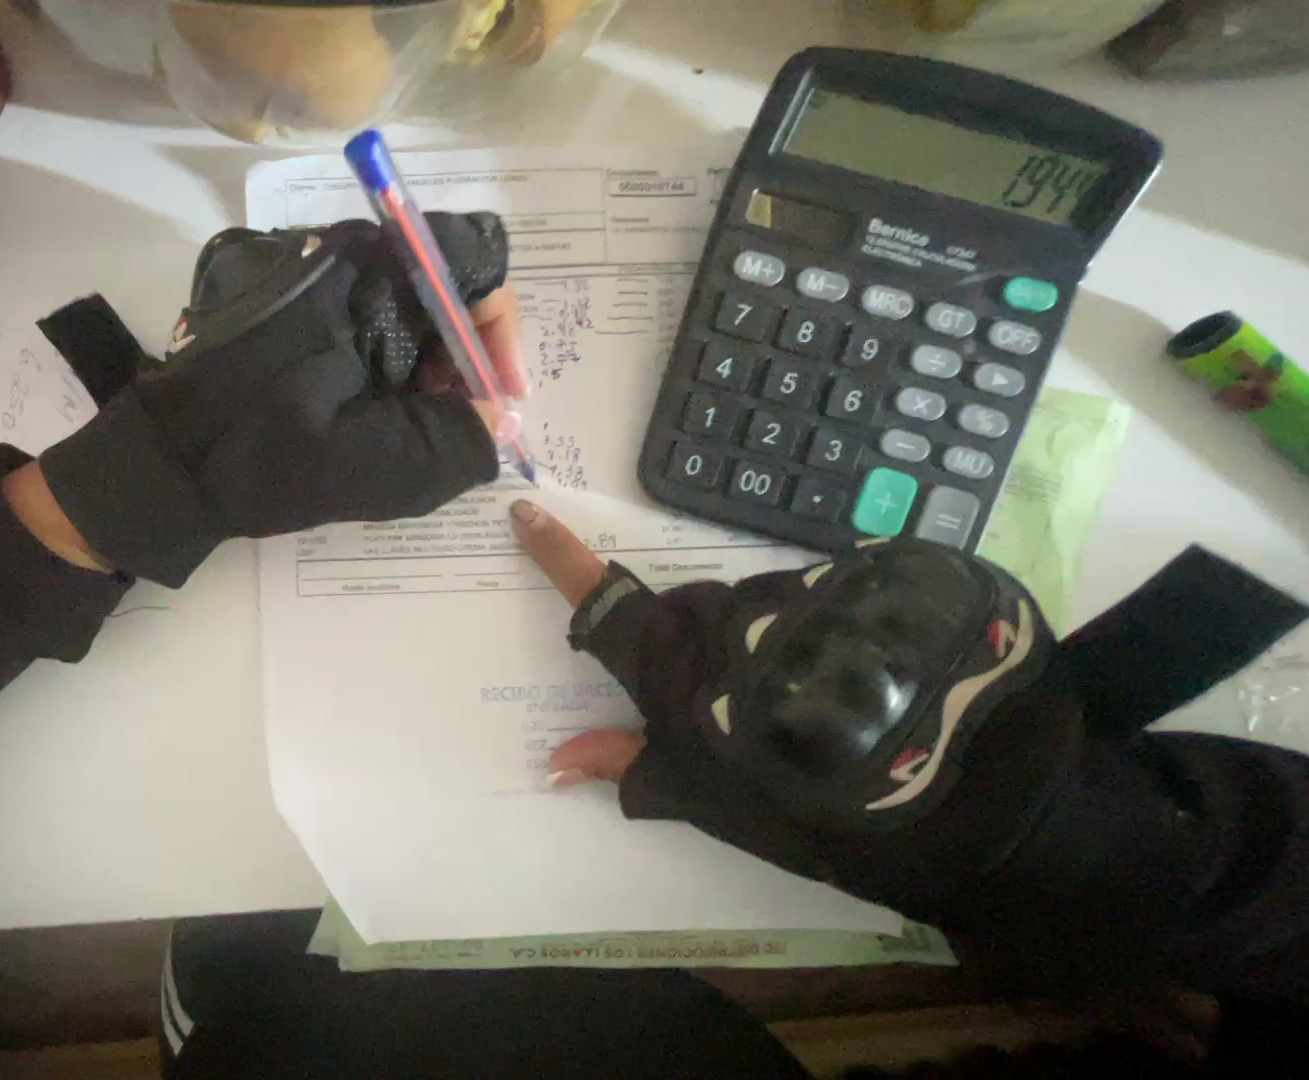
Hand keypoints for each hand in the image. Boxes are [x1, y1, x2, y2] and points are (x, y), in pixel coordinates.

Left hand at [38, 213, 524, 586]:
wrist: (166, 463)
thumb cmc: (261, 457)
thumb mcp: (371, 466)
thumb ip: (453, 443)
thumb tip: (497, 419)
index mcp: (362, 275)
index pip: (468, 259)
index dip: (498, 329)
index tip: (499, 394)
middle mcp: (340, 259)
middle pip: (440, 288)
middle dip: (464, 360)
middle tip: (458, 425)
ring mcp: (313, 282)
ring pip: (405, 313)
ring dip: (428, 372)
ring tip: (416, 432)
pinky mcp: (297, 313)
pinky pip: (369, 330)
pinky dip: (392, 374)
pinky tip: (380, 421)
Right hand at [510, 497, 1078, 919]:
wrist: (946, 795)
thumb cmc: (792, 801)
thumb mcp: (696, 792)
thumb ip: (624, 762)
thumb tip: (552, 761)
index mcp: (670, 659)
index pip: (598, 596)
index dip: (556, 554)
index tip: (526, 512)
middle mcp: (717, 616)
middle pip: (676, 610)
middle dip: (683, 647)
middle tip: (721, 711)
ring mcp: (778, 600)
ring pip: (740, 613)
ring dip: (749, 651)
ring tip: (792, 714)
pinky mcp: (837, 598)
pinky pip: (794, 613)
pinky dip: (797, 645)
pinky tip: (833, 691)